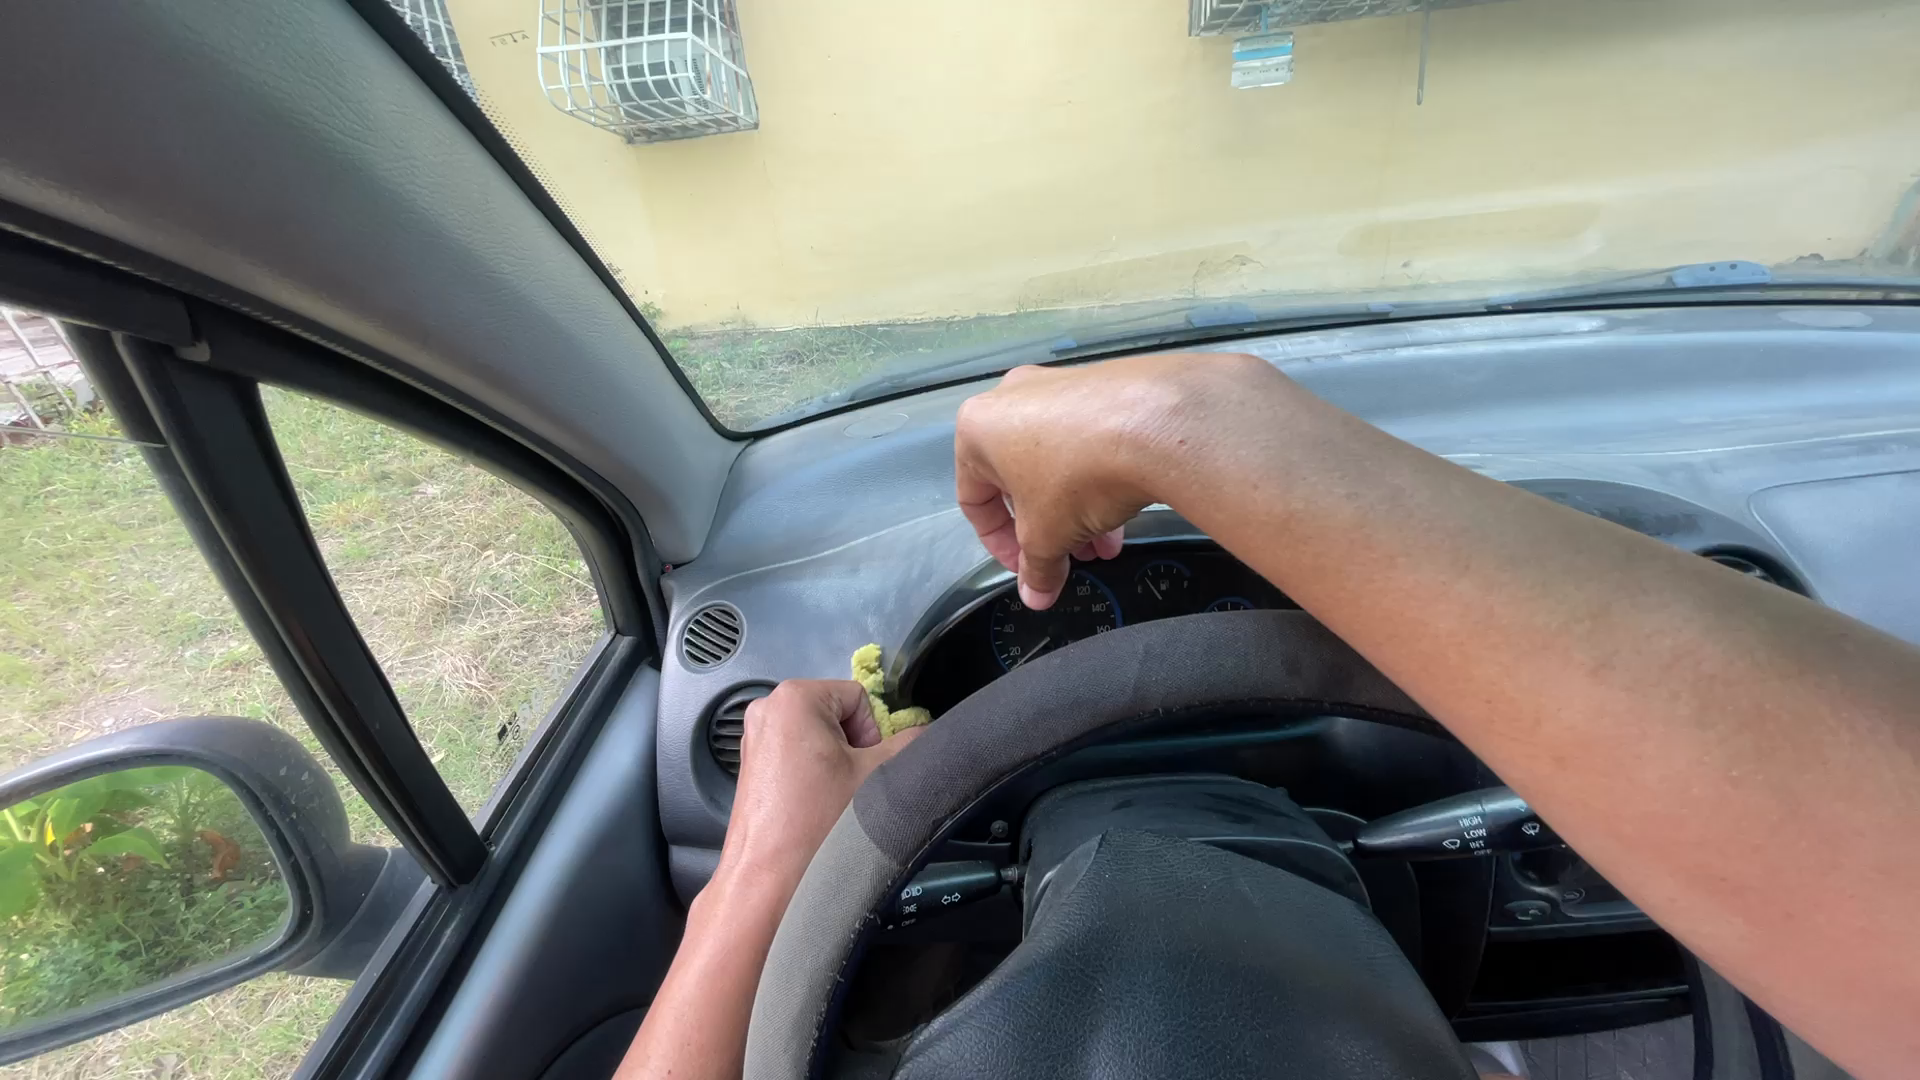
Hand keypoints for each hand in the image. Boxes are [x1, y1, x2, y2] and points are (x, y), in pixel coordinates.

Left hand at [716, 679, 922, 891]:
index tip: (863, 768)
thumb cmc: (819, 819)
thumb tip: (930, 730)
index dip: (871, 733)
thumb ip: (912, 743)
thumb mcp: (876, 776)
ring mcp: (754, 734)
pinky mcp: (749, 761)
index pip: (858, 698)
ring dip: (833, 759)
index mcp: (795, 696)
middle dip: (852, 745)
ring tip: (829, 795)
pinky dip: (811, 769)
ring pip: (817, 733)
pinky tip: (811, 801)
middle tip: (849, 783)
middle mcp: (768, 706)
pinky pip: (795, 749)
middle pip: (836, 712)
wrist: (766, 881)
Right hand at [954, 352, 1296, 608]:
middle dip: (1047, 528)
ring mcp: (1060, 384)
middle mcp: (1012, 396)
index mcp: (978, 428)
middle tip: (1072, 558)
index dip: (999, 545)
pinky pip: (1087, 438)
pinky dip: (1097, 476)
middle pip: (1020, 480)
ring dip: (1075, 509)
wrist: (1158, 421)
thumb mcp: (1047, 535)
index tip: (1027, 569)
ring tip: (1105, 542)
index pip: (974, 500)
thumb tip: (1035, 597)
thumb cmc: (1077, 478)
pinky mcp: (1103, 382)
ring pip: (1057, 461)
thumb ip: (1036, 568)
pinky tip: (1123, 506)